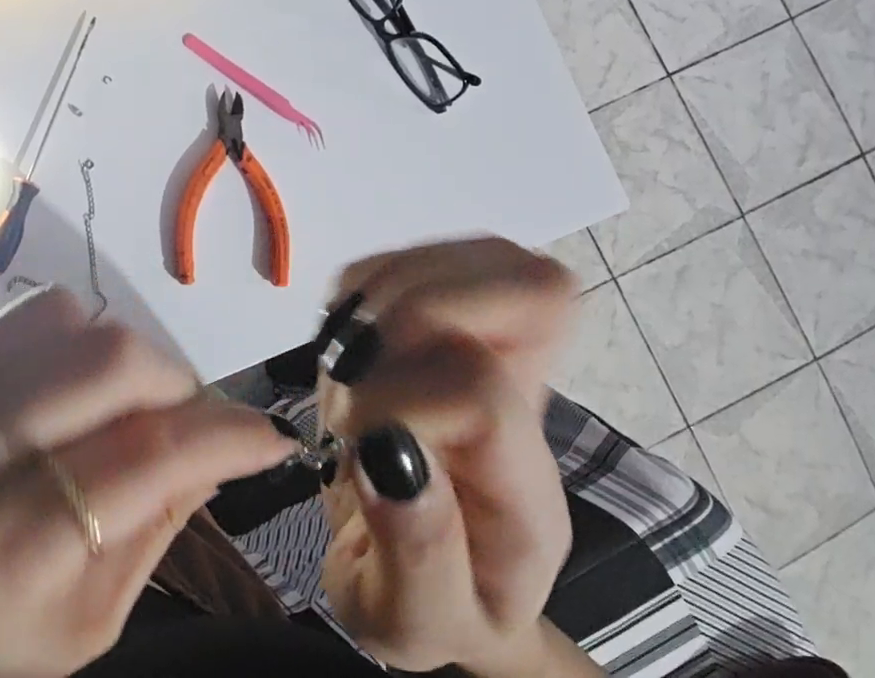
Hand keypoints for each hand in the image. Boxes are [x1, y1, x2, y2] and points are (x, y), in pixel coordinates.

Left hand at [0, 286, 295, 677]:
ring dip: (123, 354)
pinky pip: (22, 319)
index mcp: (1, 552)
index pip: (138, 457)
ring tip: (130, 407)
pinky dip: (73, 343)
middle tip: (191, 421)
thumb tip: (224, 442)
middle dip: (175, 380)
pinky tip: (75, 393)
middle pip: (101, 359)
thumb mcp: (87, 623)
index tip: (267, 436)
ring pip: (63, 317)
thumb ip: (156, 526)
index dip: (220, 435)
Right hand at [316, 239, 582, 674]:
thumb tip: (387, 453)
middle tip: (353, 376)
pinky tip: (343, 339)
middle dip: (410, 317)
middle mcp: (525, 404)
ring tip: (347, 365)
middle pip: (530, 288)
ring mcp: (490, 351)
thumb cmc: (425, 607)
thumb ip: (415, 553)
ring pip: (476, 256)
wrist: (435, 582)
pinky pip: (416, 259)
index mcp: (526, 485)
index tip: (353, 451)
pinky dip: (363, 285)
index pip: (482, 391)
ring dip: (381, 299)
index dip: (395, 404)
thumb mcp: (411, 618)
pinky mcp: (439, 322)